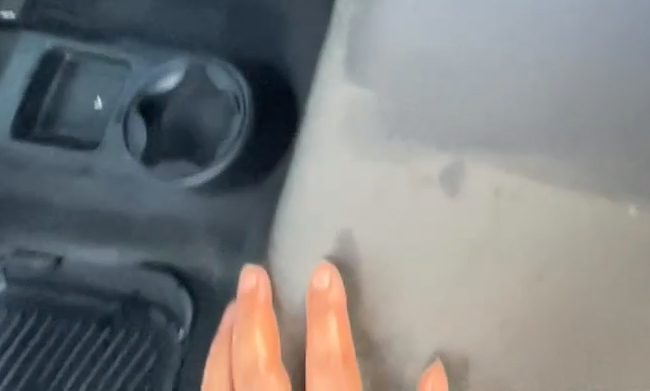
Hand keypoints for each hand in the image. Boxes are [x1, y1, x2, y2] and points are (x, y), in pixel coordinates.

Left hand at [203, 262, 447, 390]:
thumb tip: (437, 366)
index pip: (329, 364)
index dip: (327, 316)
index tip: (323, 271)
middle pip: (260, 373)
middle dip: (255, 320)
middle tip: (253, 274)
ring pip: (223, 390)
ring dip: (224, 346)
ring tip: (233, 305)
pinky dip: (211, 376)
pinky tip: (218, 358)